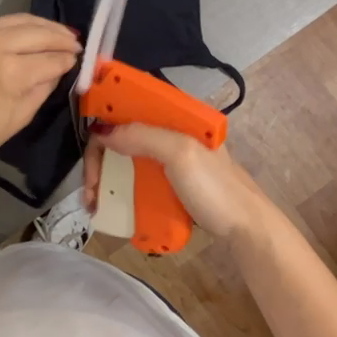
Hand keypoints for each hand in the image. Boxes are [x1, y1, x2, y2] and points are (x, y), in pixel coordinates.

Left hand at [0, 14, 79, 179]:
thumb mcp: (19, 117)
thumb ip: (44, 86)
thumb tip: (61, 67)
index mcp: (8, 70)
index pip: (50, 58)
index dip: (68, 59)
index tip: (81, 59)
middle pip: (36, 31)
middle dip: (60, 36)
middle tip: (77, 42)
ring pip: (17, 20)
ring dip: (41, 26)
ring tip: (60, 34)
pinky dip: (17, 27)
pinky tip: (30, 34)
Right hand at [82, 123, 283, 243]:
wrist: (248, 232)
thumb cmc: (217, 188)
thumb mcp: (180, 154)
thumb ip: (142, 135)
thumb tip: (100, 131)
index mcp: (176, 116)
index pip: (129, 104)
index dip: (104, 117)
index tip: (87, 142)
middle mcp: (170, 133)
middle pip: (122, 134)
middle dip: (99, 158)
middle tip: (90, 188)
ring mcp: (170, 160)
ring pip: (125, 159)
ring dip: (104, 177)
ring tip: (93, 204)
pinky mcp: (169, 184)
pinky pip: (135, 180)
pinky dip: (118, 190)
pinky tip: (107, 206)